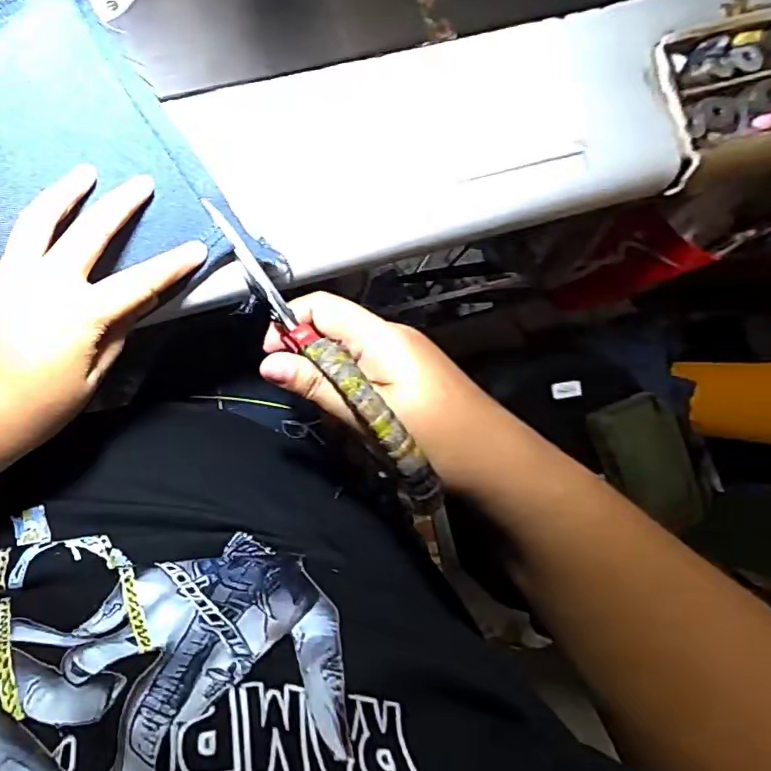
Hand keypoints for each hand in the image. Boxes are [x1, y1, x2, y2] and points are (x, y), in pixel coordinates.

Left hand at [0, 166, 208, 470]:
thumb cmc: (35, 413)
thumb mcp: (88, 385)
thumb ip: (112, 342)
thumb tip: (131, 313)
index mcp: (83, 313)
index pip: (140, 284)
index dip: (171, 266)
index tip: (196, 248)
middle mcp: (48, 283)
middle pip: (92, 233)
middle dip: (122, 205)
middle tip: (142, 184)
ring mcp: (8, 278)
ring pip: (37, 221)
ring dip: (63, 193)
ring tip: (84, 173)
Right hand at [258, 293, 500, 484]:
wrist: (501, 465)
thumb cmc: (440, 440)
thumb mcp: (368, 416)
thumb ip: (318, 386)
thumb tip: (269, 363)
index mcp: (382, 336)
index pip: (320, 305)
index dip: (288, 324)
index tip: (273, 360)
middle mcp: (391, 335)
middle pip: (330, 326)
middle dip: (305, 355)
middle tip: (306, 397)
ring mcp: (402, 353)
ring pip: (343, 349)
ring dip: (325, 375)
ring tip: (335, 413)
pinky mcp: (408, 372)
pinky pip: (362, 366)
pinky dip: (346, 385)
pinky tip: (355, 415)